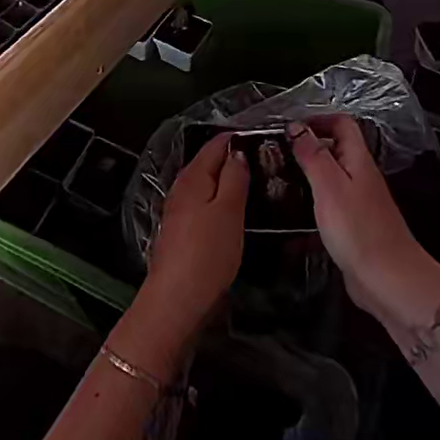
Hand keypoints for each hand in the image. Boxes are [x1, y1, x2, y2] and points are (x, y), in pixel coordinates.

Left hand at [142, 132, 247, 332]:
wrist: (175, 302)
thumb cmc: (207, 253)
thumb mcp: (229, 210)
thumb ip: (234, 176)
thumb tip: (237, 150)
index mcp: (194, 177)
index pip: (216, 145)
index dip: (238, 138)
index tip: (263, 138)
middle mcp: (182, 188)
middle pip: (209, 162)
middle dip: (233, 158)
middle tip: (265, 160)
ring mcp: (178, 210)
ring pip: (207, 184)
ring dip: (227, 180)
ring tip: (255, 182)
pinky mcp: (180, 231)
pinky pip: (204, 203)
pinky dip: (220, 200)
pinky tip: (235, 210)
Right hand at [288, 116, 426, 315]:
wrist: (387, 279)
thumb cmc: (357, 228)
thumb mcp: (329, 185)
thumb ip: (312, 154)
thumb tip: (296, 126)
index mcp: (358, 159)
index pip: (342, 123)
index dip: (317, 119)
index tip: (288, 129)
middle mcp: (361, 175)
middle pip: (337, 148)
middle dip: (309, 145)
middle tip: (278, 155)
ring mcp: (360, 201)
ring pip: (333, 175)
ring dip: (309, 173)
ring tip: (280, 180)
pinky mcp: (355, 225)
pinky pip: (332, 201)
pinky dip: (314, 200)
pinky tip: (296, 213)